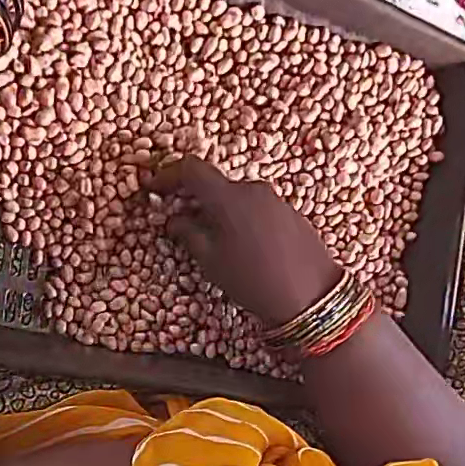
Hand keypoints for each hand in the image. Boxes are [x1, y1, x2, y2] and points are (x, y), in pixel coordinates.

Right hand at [148, 158, 342, 326]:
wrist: (311, 296)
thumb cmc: (252, 280)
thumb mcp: (211, 261)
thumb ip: (188, 234)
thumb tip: (174, 220)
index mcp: (229, 197)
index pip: (191, 170)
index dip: (167, 175)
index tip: (153, 188)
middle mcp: (253, 190)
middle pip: (216, 185)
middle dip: (194, 200)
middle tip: (179, 222)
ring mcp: (276, 200)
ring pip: (237, 199)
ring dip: (219, 212)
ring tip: (211, 241)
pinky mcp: (291, 214)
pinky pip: (256, 209)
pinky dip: (240, 219)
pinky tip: (241, 247)